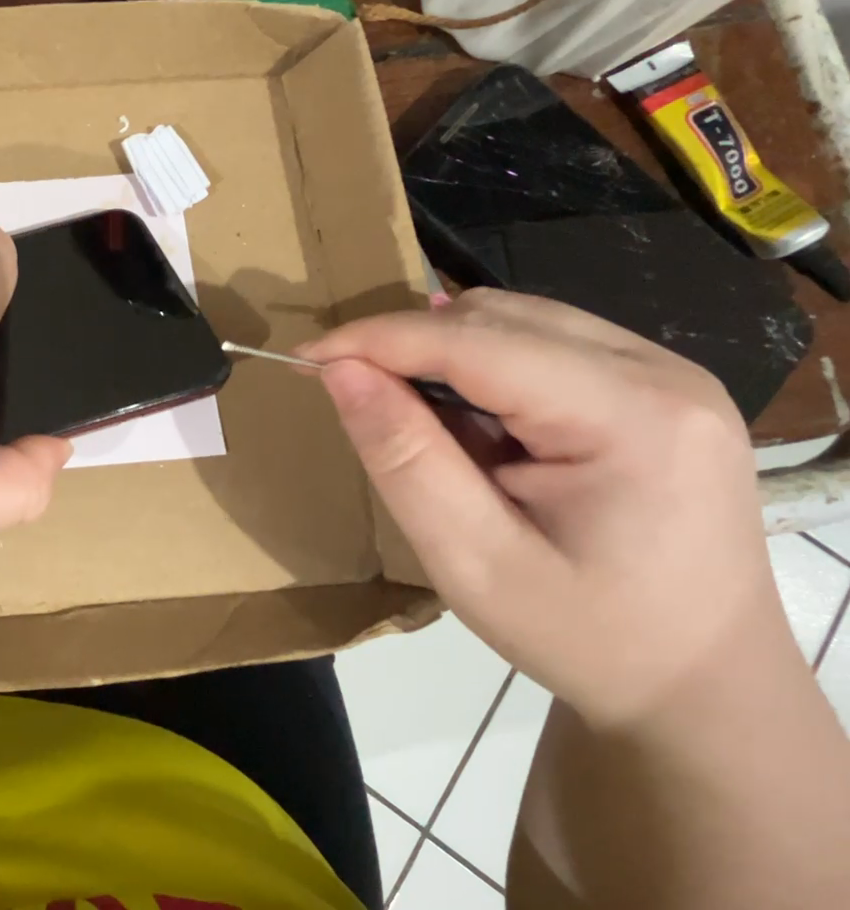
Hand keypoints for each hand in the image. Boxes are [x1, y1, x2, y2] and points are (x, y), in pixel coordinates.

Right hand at [302, 290, 789, 726]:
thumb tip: (339, 371)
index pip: (475, 340)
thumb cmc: (584, 636)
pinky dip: (481, 366)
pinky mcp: (659, 391)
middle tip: (348, 393)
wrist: (701, 683)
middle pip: (498, 317)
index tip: (300, 358)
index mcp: (632, 418)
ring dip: (443, 353)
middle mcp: (663, 375)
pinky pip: (544, 344)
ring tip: (411, 418)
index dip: (377, 338)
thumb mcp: (470, 558)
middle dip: (408, 342)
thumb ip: (403, 456)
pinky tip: (468, 422)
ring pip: (518, 321)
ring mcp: (670, 377)